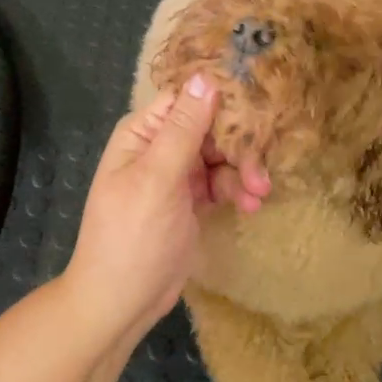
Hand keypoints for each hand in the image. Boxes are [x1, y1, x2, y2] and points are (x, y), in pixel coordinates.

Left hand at [64, 75, 240, 336]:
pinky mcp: (189, 201)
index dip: (220, 98)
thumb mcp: (158, 179)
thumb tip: (205, 77)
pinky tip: (251, 204)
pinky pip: (219, 182)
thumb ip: (184, 129)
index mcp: (143, 132)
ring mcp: (175, 175)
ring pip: (219, 156)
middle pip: (208, 126)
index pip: (186, 98)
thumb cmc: (131, 236)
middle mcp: (158, 146)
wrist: (119, 304)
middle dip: (237, 144)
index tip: (258, 102)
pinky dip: (236, 189)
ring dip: (242, 170)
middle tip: (262, 166)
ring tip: (259, 193)